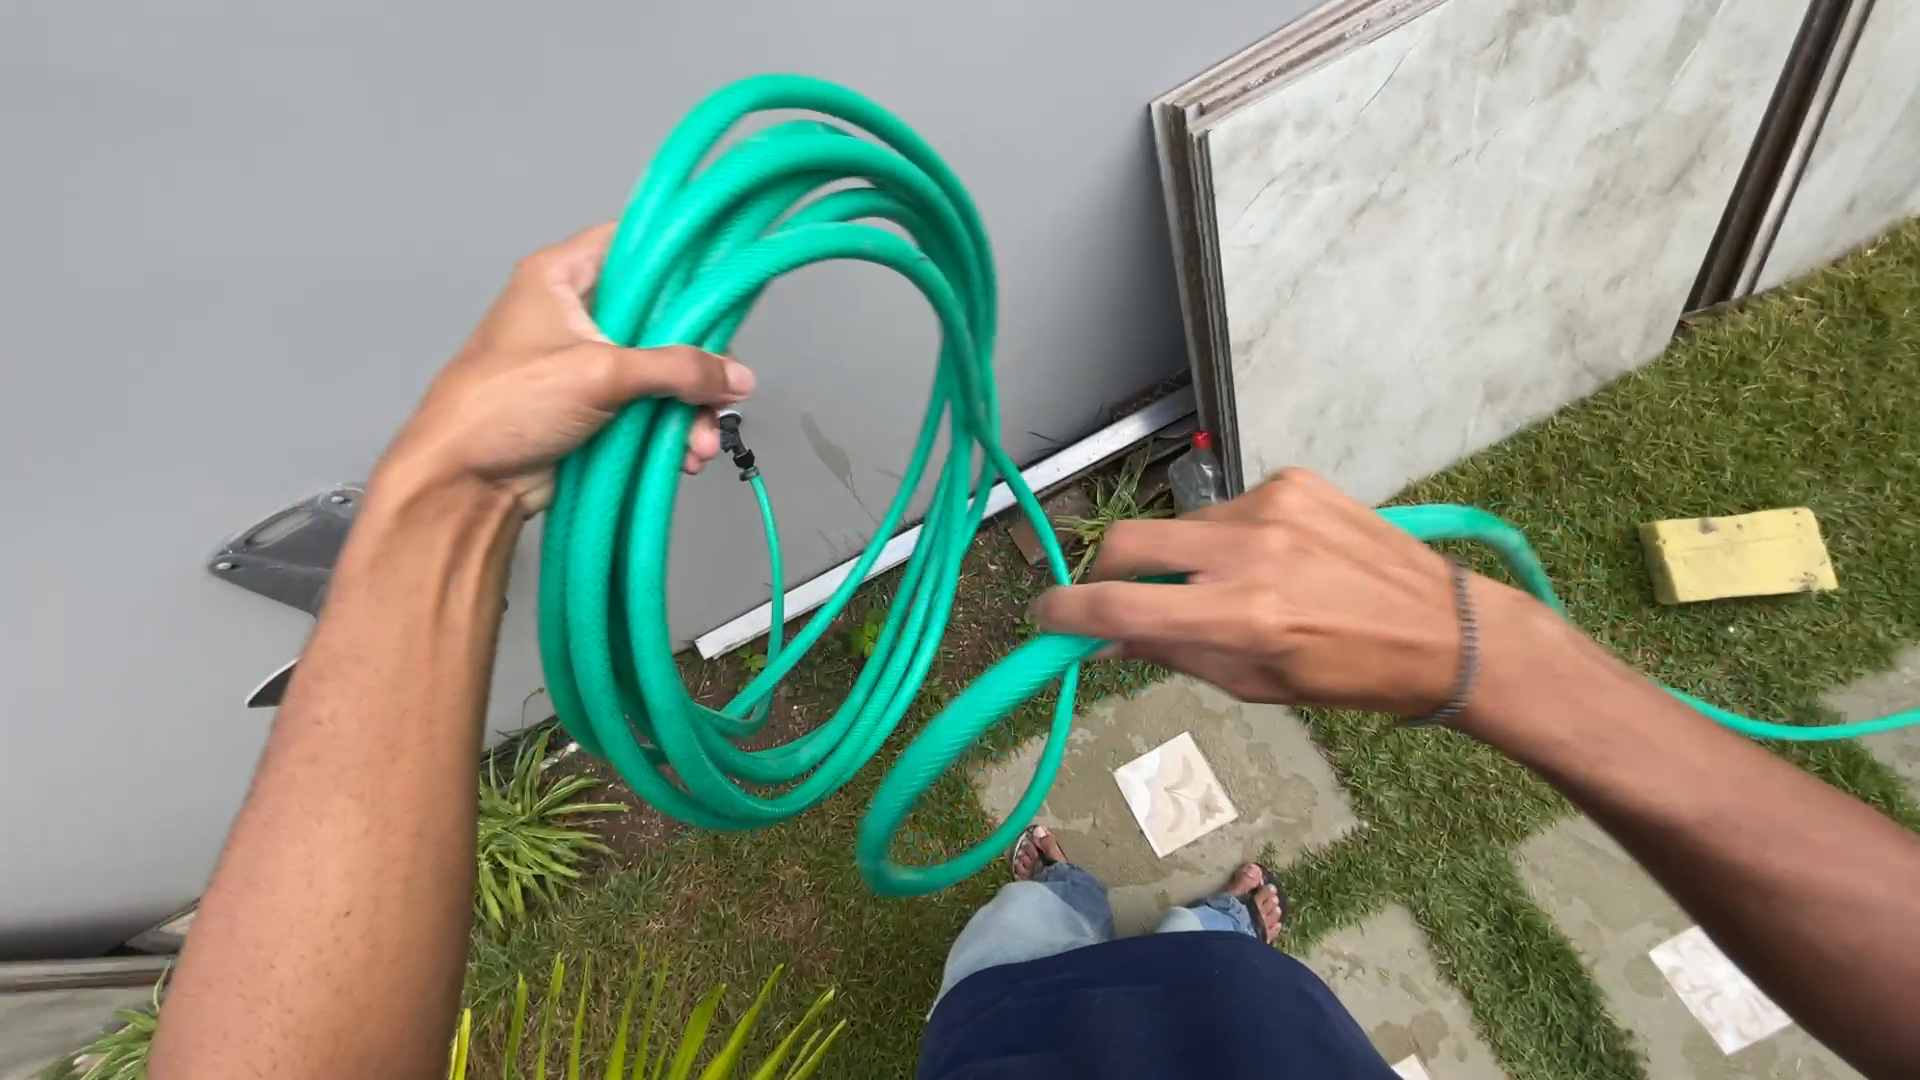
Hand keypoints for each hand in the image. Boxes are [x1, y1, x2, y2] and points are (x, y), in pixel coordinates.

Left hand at [378, 224, 755, 513]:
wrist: (469, 481)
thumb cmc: (501, 407)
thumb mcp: (600, 374)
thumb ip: (676, 369)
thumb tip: (735, 377)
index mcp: (563, 278)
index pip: (635, 247)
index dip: (680, 262)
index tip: (720, 289)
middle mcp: (581, 315)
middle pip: (665, 320)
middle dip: (698, 365)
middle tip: (718, 394)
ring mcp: (593, 363)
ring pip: (667, 372)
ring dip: (691, 409)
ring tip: (697, 445)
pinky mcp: (602, 407)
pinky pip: (655, 409)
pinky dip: (674, 431)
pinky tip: (684, 454)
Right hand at [1033, 468, 1518, 715]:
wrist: (1445, 629)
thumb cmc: (1346, 675)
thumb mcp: (1252, 683)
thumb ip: (1170, 652)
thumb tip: (1104, 640)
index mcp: (1240, 616)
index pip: (1120, 605)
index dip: (1067, 611)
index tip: (1045, 615)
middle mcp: (1248, 551)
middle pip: (1128, 541)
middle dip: (1106, 569)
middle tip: (1117, 592)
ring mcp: (1270, 505)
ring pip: (1177, 526)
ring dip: (1178, 556)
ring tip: (1225, 581)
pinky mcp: (1290, 480)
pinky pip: (1224, 509)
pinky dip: (1225, 537)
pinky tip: (1268, 556)